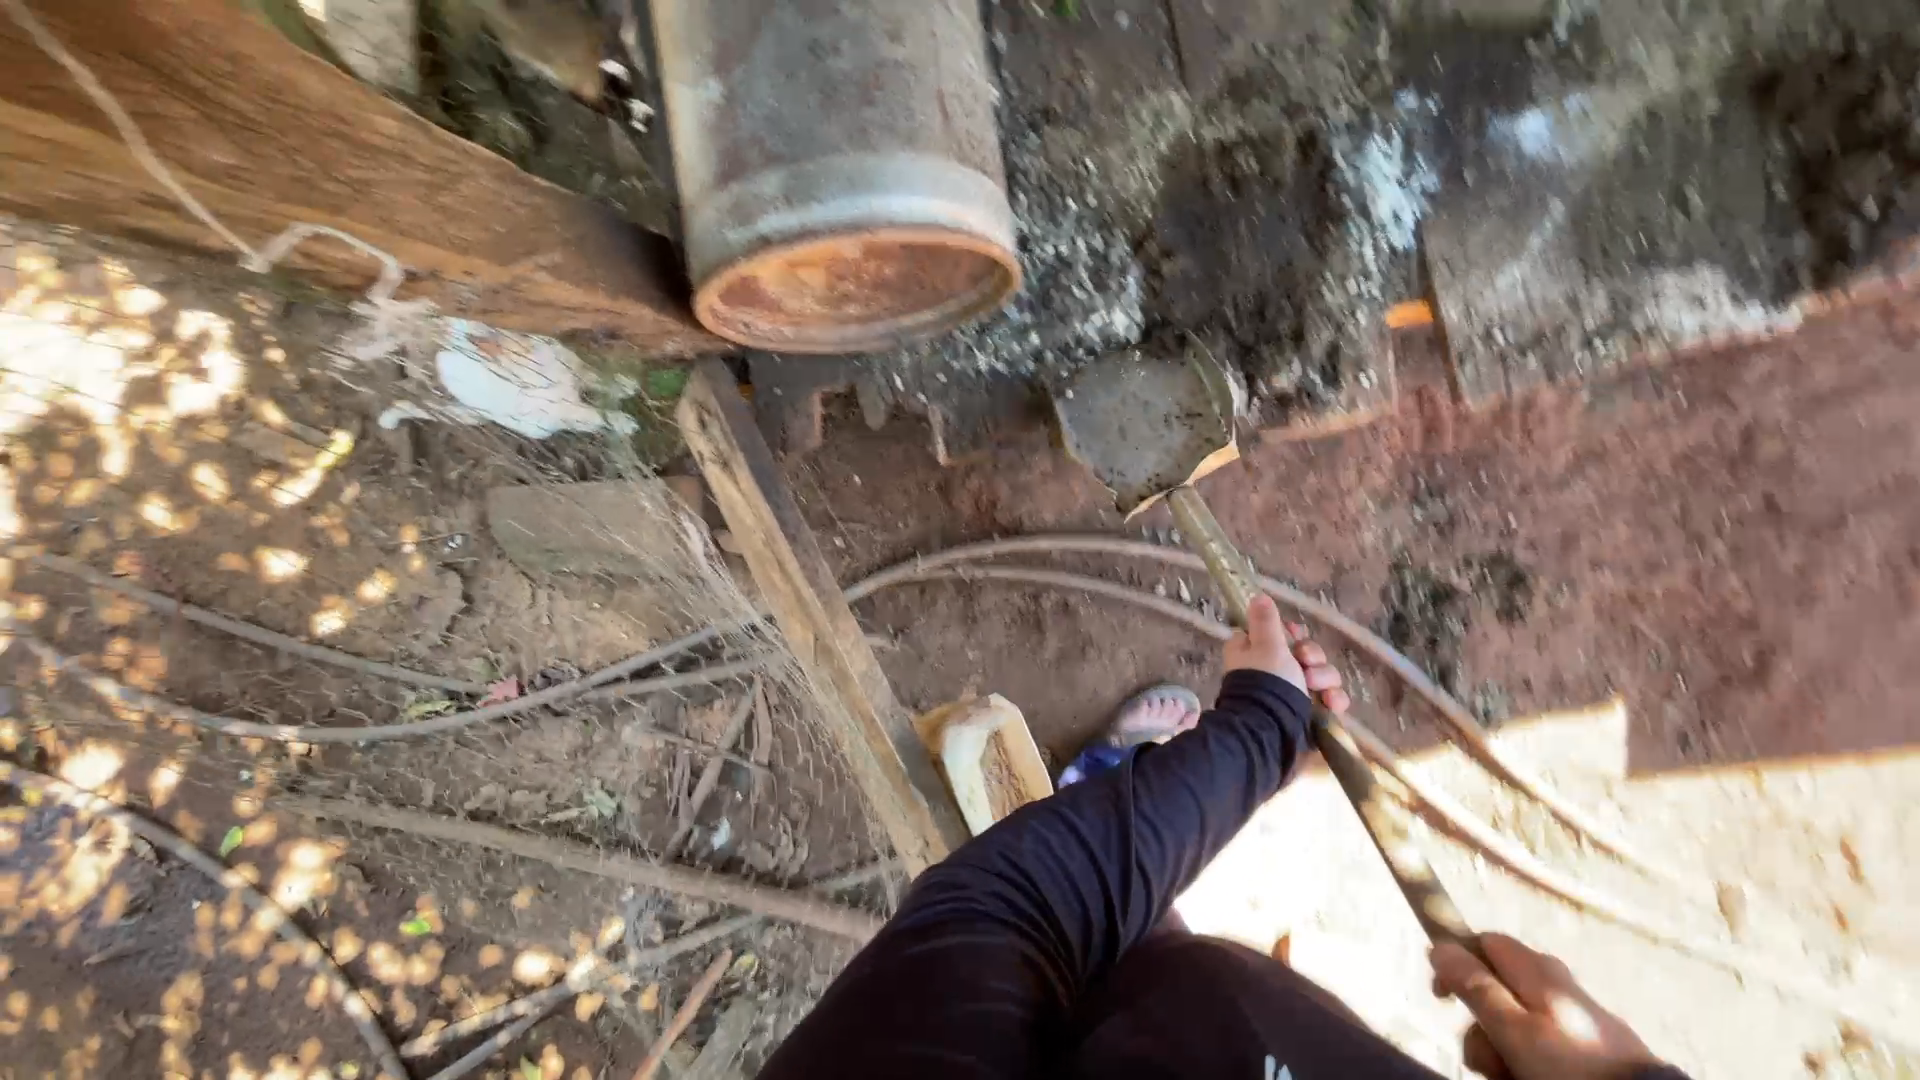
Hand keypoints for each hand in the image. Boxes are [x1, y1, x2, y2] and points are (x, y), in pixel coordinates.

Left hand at [1224, 594, 1349, 713]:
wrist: (1272, 731)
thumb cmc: (1266, 682)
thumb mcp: (1265, 645)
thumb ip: (1265, 621)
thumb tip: (1256, 596)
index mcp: (1253, 652)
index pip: (1277, 633)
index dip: (1291, 633)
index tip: (1294, 635)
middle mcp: (1271, 670)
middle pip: (1304, 652)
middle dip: (1312, 656)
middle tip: (1306, 663)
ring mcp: (1291, 691)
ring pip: (1320, 674)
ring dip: (1324, 678)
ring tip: (1316, 688)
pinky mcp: (1308, 712)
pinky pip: (1330, 698)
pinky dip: (1334, 700)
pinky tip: (1332, 704)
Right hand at [1431, 934, 1661, 1079]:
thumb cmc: (1571, 1067)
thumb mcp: (1512, 1029)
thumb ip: (1474, 985)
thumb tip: (1438, 945)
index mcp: (1538, 969)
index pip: (1483, 940)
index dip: (1455, 960)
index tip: (1442, 997)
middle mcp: (1558, 982)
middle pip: (1497, 984)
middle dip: (1479, 1020)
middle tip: (1479, 1057)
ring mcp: (1578, 1016)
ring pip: (1519, 1018)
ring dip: (1500, 1045)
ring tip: (1504, 1076)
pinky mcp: (1596, 1048)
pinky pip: (1545, 1042)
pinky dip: (1529, 1058)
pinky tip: (1529, 1079)